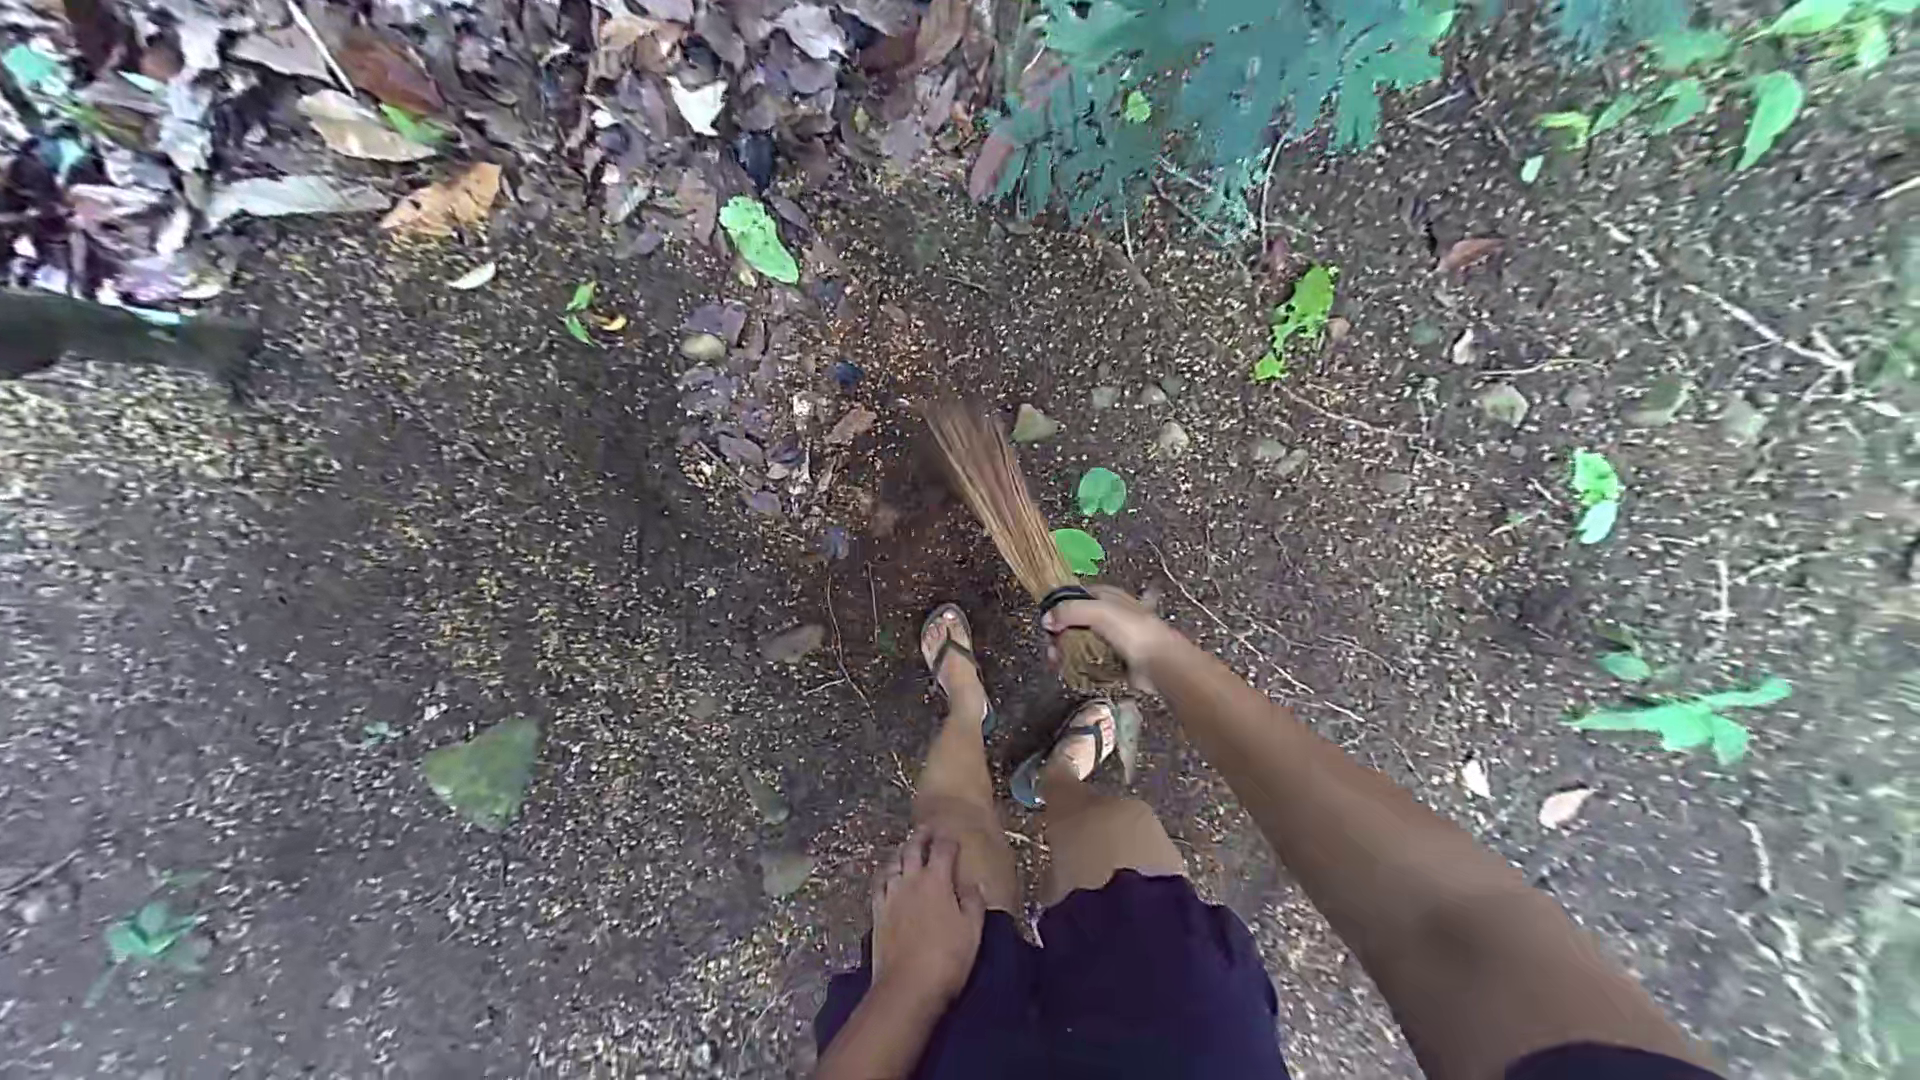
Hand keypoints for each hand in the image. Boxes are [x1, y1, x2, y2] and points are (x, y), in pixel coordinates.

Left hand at [870, 830, 984, 1008]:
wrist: (907, 987)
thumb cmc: (946, 959)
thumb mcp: (972, 931)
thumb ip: (974, 902)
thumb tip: (974, 884)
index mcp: (937, 879)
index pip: (943, 849)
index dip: (949, 840)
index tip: (953, 837)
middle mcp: (911, 879)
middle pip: (914, 848)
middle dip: (921, 836)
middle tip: (926, 829)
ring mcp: (891, 895)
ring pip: (894, 862)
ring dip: (902, 851)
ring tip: (907, 847)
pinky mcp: (878, 912)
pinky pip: (880, 883)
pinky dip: (886, 873)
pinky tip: (888, 875)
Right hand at [1042, 585, 1188, 692]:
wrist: (1160, 664)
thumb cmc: (1132, 631)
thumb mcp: (1099, 611)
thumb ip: (1069, 611)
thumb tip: (1046, 620)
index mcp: (1107, 596)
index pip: (1075, 596)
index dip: (1059, 606)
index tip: (1047, 622)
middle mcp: (1108, 614)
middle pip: (1074, 621)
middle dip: (1058, 633)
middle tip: (1051, 648)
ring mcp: (1111, 638)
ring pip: (1079, 641)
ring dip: (1064, 651)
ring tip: (1056, 662)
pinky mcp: (1113, 659)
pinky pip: (1088, 659)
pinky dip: (1076, 664)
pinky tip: (1067, 670)